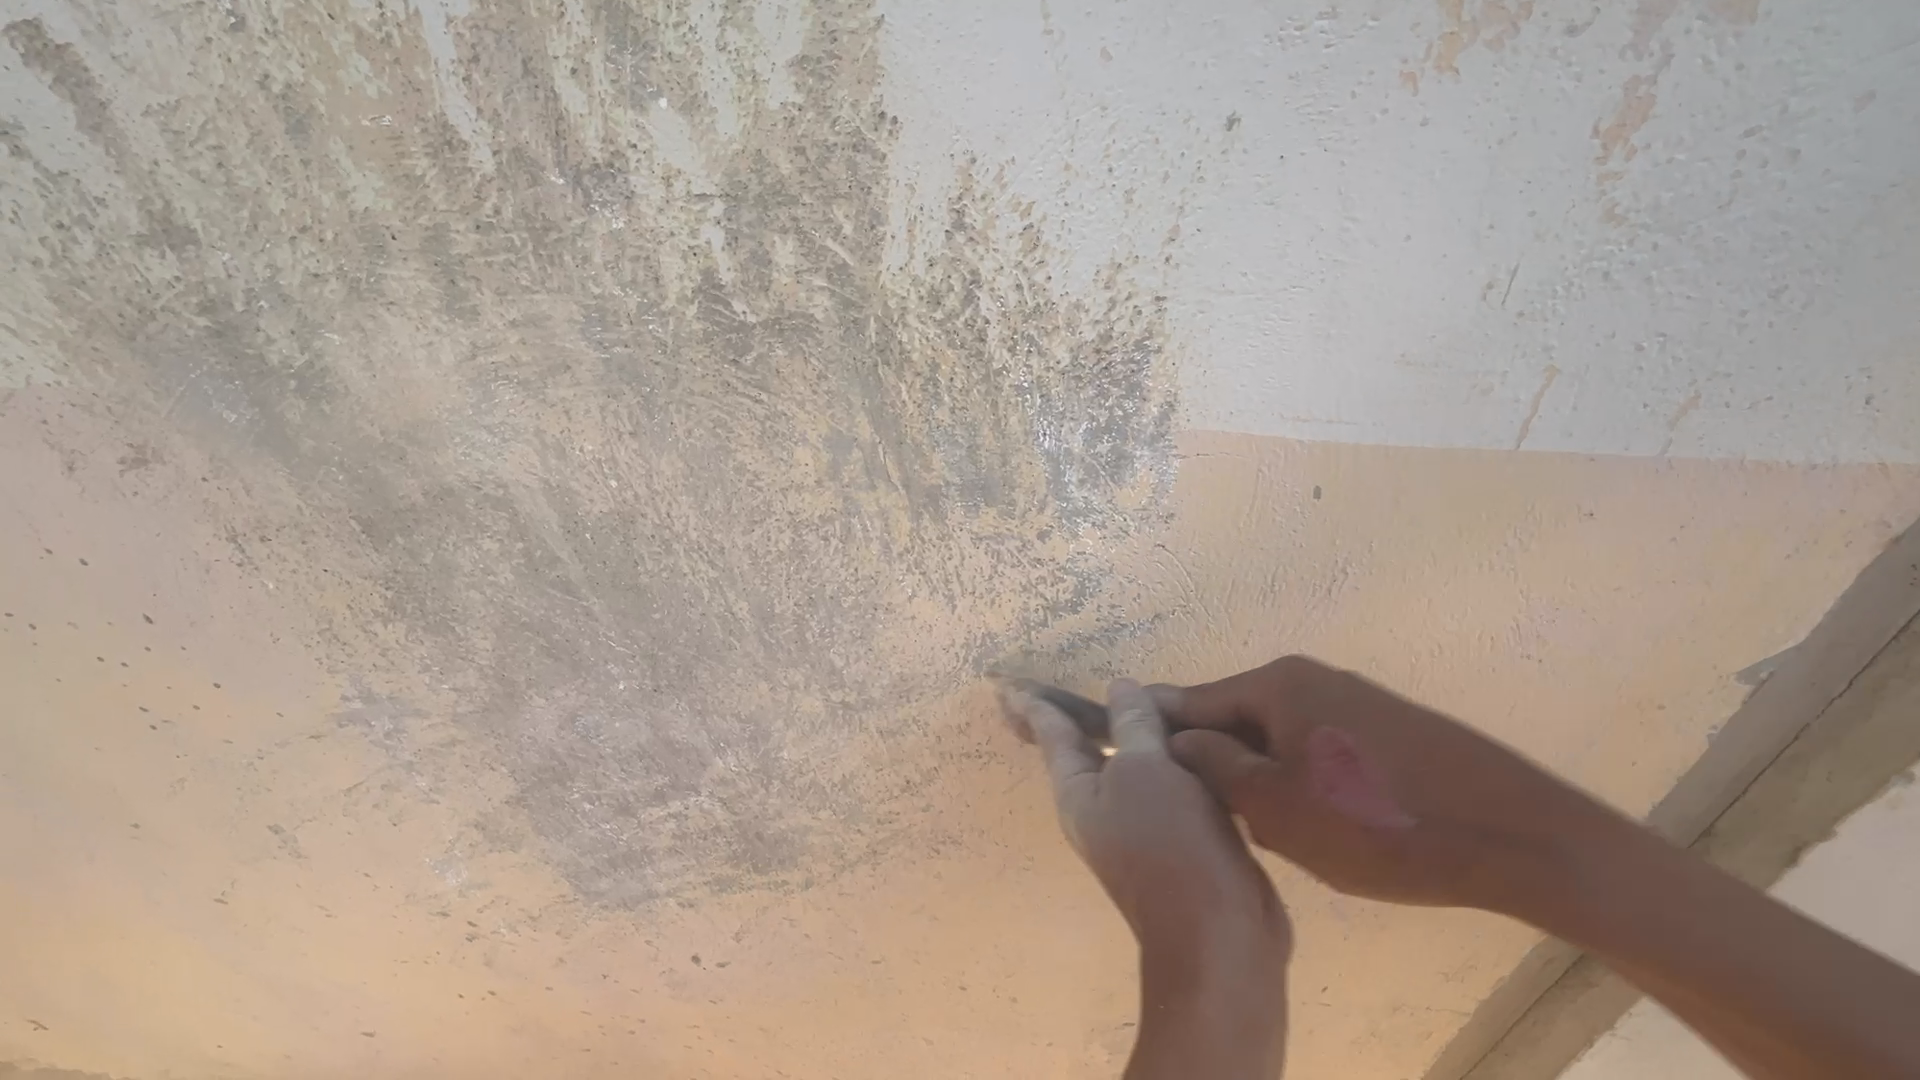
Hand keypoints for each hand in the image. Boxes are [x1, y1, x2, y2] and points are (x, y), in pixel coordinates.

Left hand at [1001, 678, 1288, 1078]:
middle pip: (1073, 749)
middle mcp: (1096, 806)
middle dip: (1054, 719)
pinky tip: (1165, 742)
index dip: (1032, 704)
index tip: (1006, 686)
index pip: (1051, 733)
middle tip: (1029, 693)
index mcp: (1077, 790)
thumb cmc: (1169, 841)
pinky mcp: (1170, 833)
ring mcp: (1132, 822)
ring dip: (1105, 734)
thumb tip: (1118, 687)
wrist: (1216, 933)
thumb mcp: (1147, 770)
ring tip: (1104, 706)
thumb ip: (1132, 725)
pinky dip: (1149, 754)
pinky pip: (1152, 779)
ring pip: (1115, 763)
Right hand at [1159, 656, 1620, 914]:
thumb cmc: (1376, 824)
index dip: (1157, 732)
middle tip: (1220, 820)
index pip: (1191, 700)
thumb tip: (1174, 737)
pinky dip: (1303, 783)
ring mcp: (1354, 701)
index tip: (1128, 762)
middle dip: (1220, 765)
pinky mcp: (1388, 730)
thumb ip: (1212, 765)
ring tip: (1277, 833)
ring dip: (1263, 780)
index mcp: (1275, 684)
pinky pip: (1317, 749)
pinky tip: (1323, 827)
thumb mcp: (1274, 806)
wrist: (1520, 838)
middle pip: (1235, 718)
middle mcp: (1310, 678)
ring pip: (1277, 739)